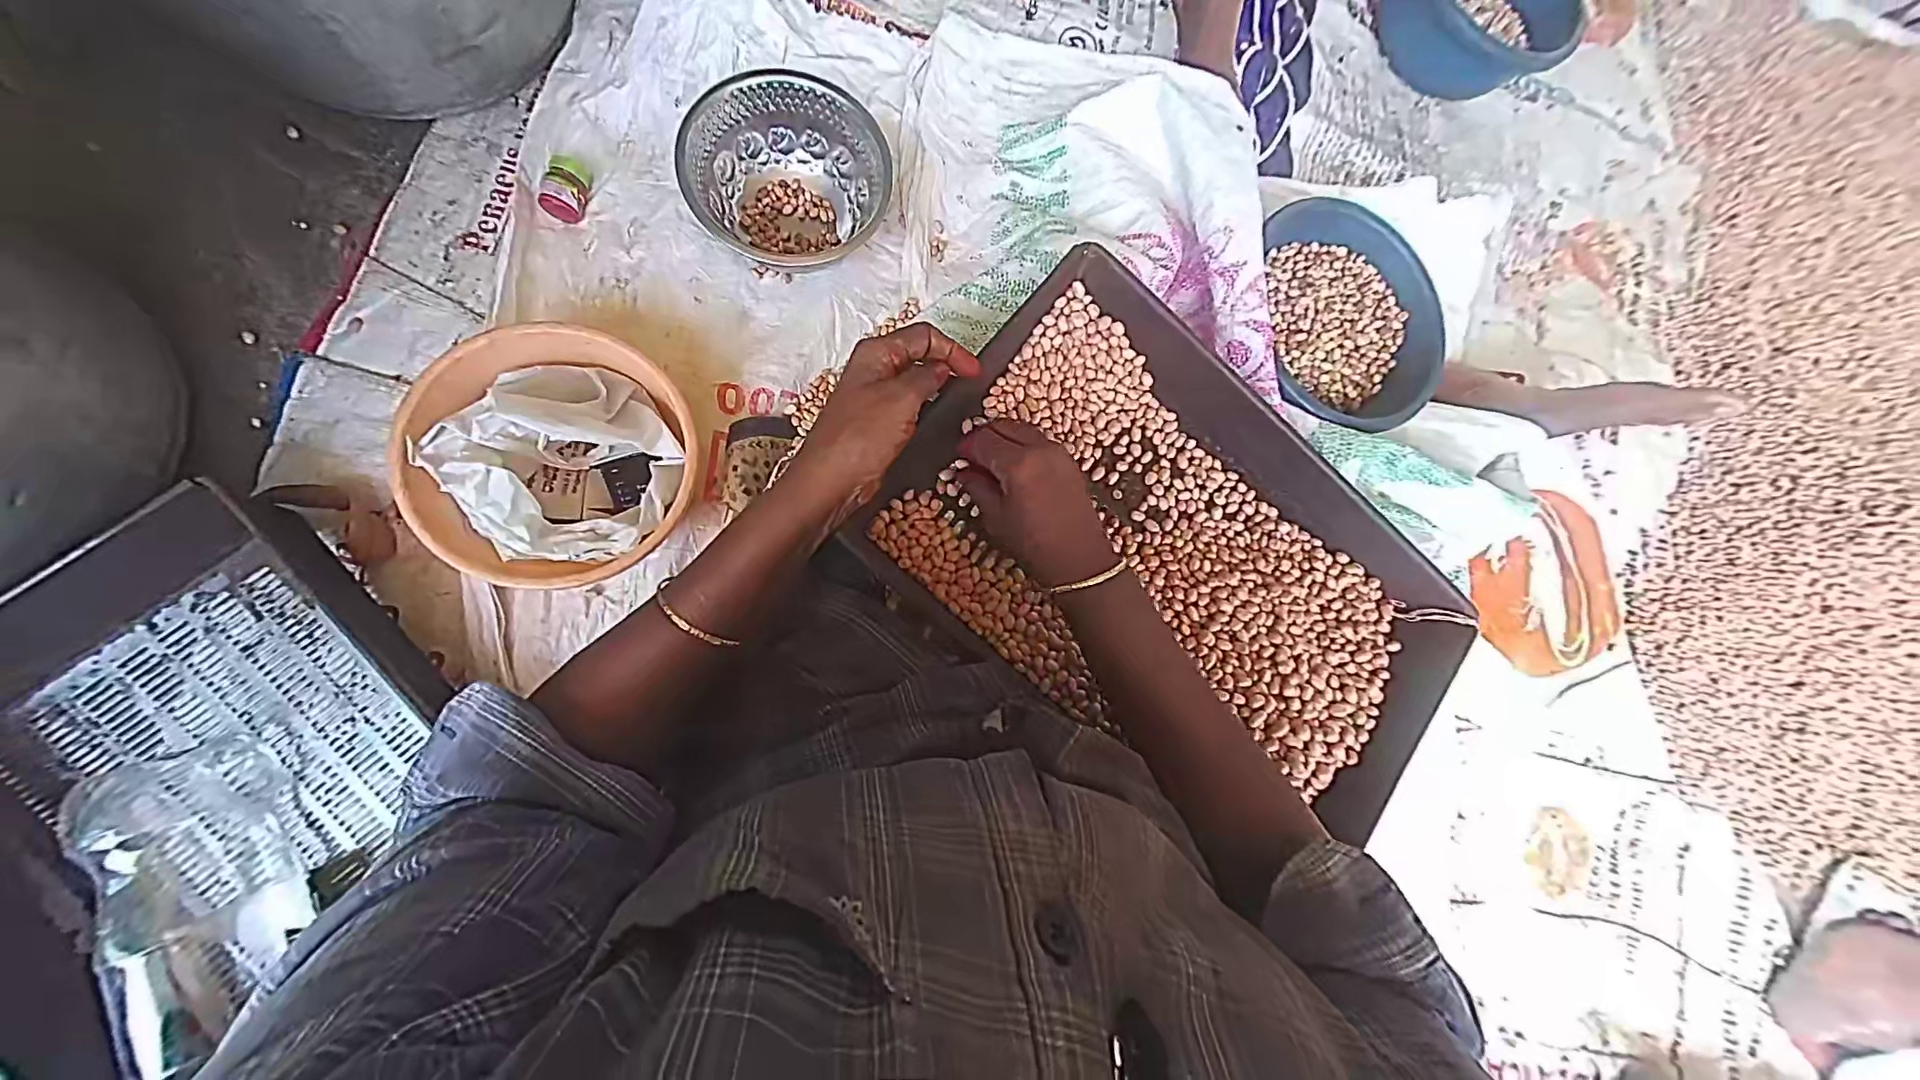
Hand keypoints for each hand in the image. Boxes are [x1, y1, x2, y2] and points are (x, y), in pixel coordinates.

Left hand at [791, 324, 980, 519]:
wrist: (832, 479)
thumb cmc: (860, 437)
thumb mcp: (902, 398)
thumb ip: (927, 377)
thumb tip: (942, 369)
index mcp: (876, 353)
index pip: (923, 336)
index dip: (952, 349)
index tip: (973, 371)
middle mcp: (874, 370)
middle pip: (919, 355)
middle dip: (946, 364)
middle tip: (970, 382)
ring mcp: (875, 396)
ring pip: (915, 382)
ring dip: (937, 387)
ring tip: (957, 399)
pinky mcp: (879, 422)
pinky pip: (908, 406)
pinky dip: (925, 408)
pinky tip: (935, 418)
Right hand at [957, 419, 1117, 587]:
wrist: (1079, 559)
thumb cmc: (1036, 545)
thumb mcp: (996, 518)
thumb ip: (977, 488)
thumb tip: (964, 473)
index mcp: (1018, 463)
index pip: (983, 439)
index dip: (966, 447)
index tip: (959, 458)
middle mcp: (1040, 450)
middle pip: (1003, 426)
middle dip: (984, 437)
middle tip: (971, 458)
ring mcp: (1057, 453)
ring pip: (1022, 430)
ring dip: (1004, 439)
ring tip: (991, 464)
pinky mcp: (1068, 461)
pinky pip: (1038, 441)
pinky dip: (1022, 446)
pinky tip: (1014, 468)